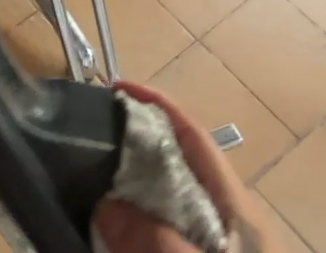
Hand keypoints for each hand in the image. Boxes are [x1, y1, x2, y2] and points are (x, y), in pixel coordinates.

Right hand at [92, 83, 279, 252]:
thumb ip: (156, 243)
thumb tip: (107, 204)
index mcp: (239, 214)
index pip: (196, 139)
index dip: (157, 105)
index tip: (113, 89)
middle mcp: (232, 227)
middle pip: (180, 170)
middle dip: (133, 151)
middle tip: (86, 150)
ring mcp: (218, 248)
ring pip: (168, 209)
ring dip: (130, 199)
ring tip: (88, 195)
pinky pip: (165, 240)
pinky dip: (137, 235)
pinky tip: (111, 242)